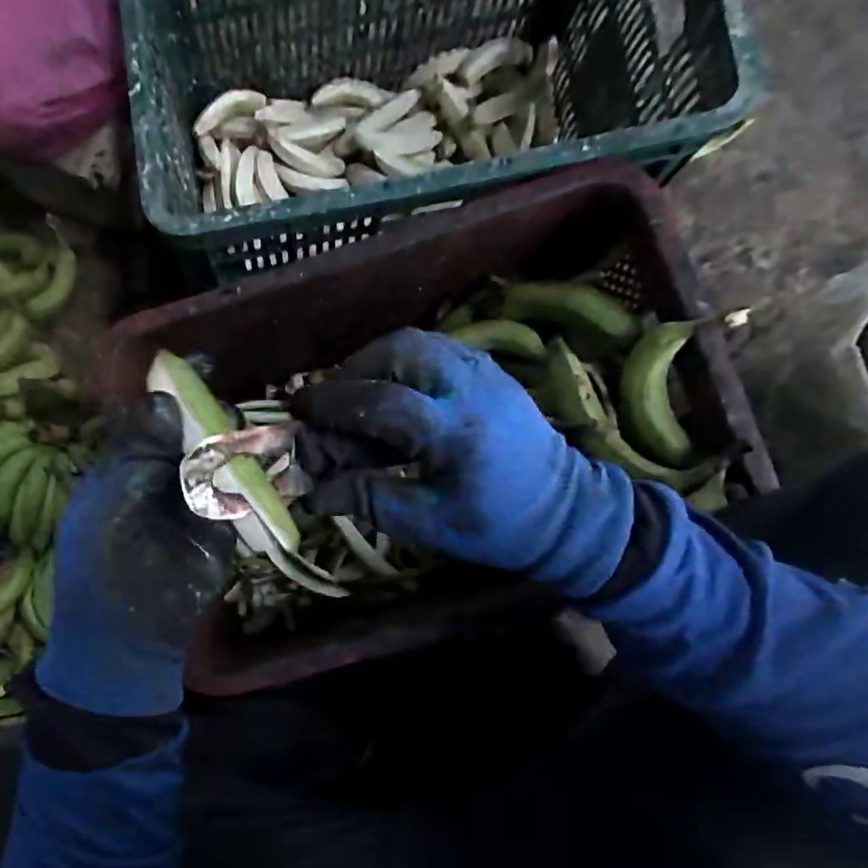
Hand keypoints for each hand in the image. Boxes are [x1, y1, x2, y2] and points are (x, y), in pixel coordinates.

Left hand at [36, 393, 233, 715]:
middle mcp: (164, 474)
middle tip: (225, 419)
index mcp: (128, 464)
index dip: (177, 390)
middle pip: (196, 430)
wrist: (128, 635)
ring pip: (223, 458)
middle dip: (213, 417)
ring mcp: (196, 499)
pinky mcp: (224, 525)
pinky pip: (243, 493)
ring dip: (238, 445)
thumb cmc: (103, 564)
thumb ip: (139, 451)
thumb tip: (161, 397)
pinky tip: (272, 466)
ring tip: (250, 442)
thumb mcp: (112, 501)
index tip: (203, 363)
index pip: (157, 416)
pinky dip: (258, 478)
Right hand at [290, 328, 635, 598]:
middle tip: (328, 400)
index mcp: (455, 432)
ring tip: (355, 392)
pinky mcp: (490, 368)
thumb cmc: (496, 527)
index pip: (379, 402)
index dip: (332, 404)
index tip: (299, 410)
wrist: (568, 512)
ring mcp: (484, 370)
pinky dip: (400, 360)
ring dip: (374, 360)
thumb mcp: (428, 522)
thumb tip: (311, 494)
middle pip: (396, 352)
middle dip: (351, 371)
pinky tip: (390, 388)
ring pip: (414, 341)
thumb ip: (367, 499)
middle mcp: (470, 387)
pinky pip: (434, 347)